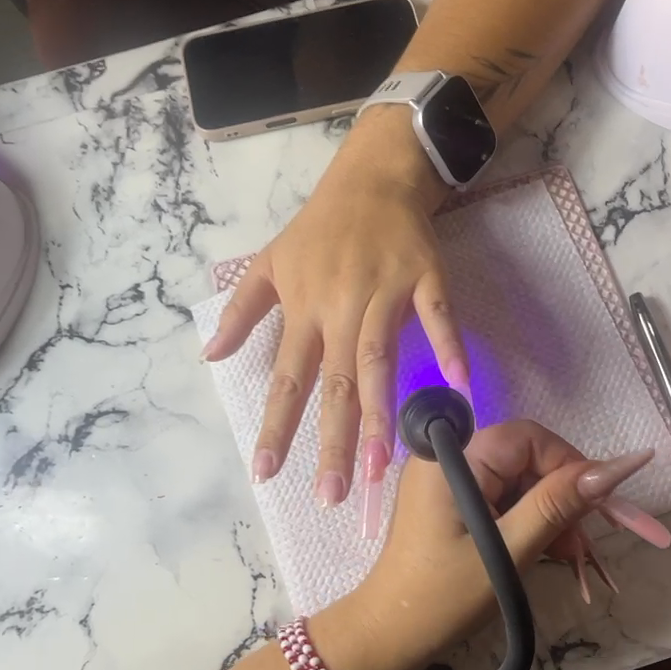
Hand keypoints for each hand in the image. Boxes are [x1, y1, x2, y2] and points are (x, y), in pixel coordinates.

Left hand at [201, 108, 466, 512]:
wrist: (372, 175)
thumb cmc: (320, 228)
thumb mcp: (269, 264)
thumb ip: (241, 312)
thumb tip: (210, 357)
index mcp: (304, 311)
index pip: (287, 380)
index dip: (277, 428)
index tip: (266, 475)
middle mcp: (339, 308)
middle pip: (335, 384)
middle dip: (333, 442)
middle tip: (334, 494)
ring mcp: (384, 292)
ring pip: (380, 359)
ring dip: (382, 412)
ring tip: (383, 464)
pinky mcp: (424, 275)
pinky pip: (438, 314)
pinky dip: (449, 345)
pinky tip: (460, 385)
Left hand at [313, 420, 653, 669]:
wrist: (389, 636)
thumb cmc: (443, 597)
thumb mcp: (507, 551)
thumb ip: (559, 504)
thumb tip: (620, 465)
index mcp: (453, 459)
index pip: (529, 438)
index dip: (570, 465)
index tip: (599, 507)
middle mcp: (448, 459)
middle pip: (526, 458)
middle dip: (562, 495)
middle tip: (584, 543)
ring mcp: (449, 482)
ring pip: (520, 481)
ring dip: (551, 513)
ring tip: (570, 557)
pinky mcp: (452, 504)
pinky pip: (503, 499)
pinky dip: (529, 522)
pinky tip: (549, 552)